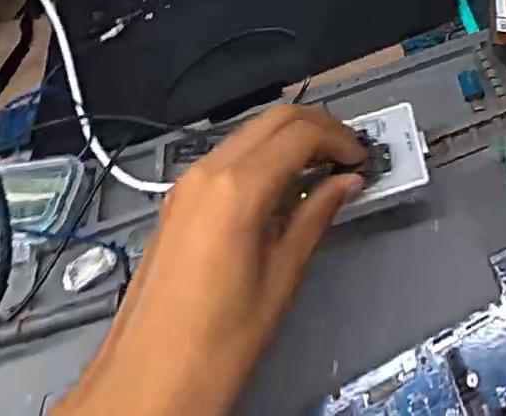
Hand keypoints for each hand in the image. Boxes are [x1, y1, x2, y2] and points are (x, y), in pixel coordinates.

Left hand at [57, 105, 366, 415]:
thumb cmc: (219, 343)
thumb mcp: (281, 279)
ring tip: (322, 168)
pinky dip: (264, 153)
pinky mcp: (178, 197)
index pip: (300, 134)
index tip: (362, 158)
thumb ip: (316, 216)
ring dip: (291, 137)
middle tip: (347, 154)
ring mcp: (188, 181)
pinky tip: (282, 186)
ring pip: (252, 130)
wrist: (143, 387)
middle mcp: (209, 170)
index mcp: (237, 189)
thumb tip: (348, 182)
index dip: (339, 139)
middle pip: (276, 117)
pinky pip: (230, 153)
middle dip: (319, 126)